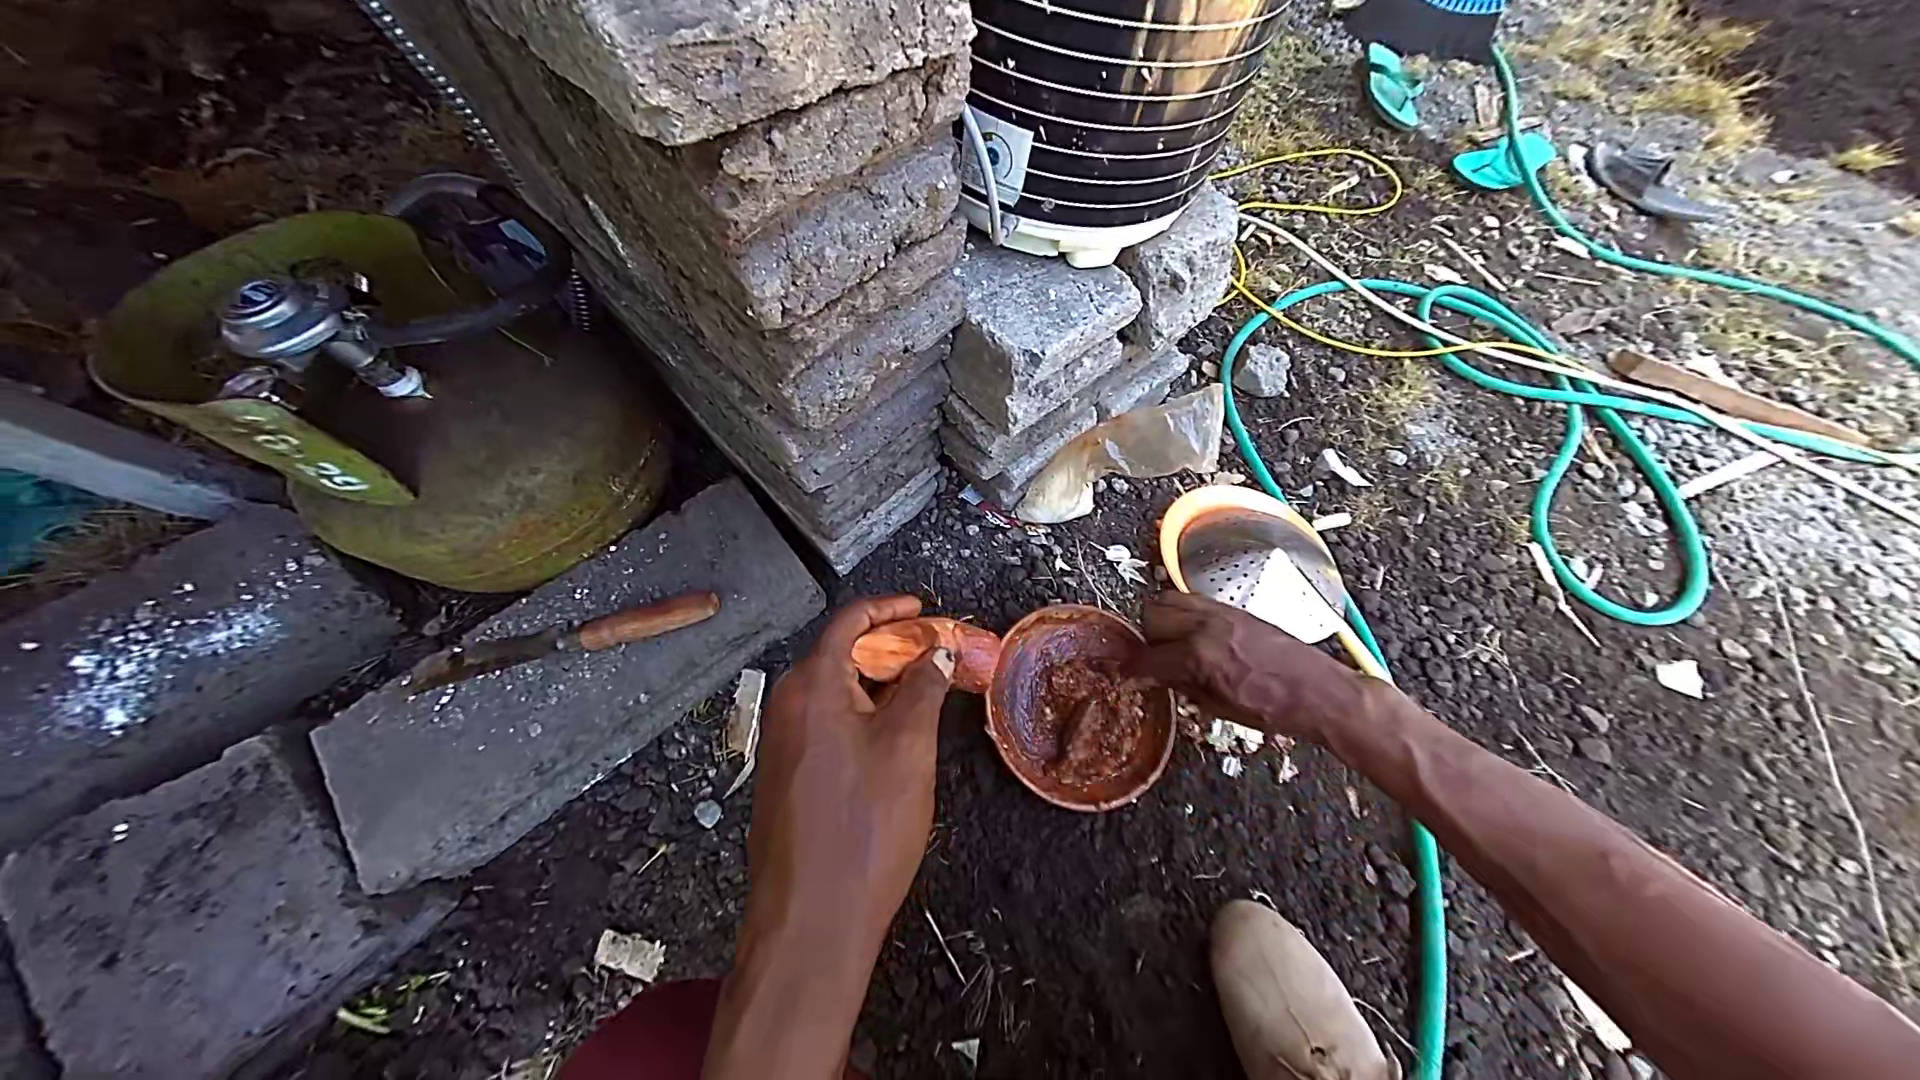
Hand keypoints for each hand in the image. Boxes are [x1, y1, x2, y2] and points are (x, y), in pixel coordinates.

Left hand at [707, 597, 952, 1079]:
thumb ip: (923, 686)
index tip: (923, 609)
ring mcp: (783, 741)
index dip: (890, 608)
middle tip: (937, 655)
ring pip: (838, 690)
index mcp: (811, 686)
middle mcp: (788, 704)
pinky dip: (864, 712)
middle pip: (842, 654)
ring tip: (925, 692)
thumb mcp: (908, 745)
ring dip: (881, 683)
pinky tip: (895, 733)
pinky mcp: (788, 773)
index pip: (849, 622)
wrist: (811, 921)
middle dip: (892, 648)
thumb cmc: (864, 825)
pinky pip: (828, 721)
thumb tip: (935, 651)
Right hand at [1131, 590, 1370, 741]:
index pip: (1148, 657)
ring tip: (1171, 642)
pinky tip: (1193, 635)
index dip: (1131, 669)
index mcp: (1200, 656)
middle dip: (1146, 636)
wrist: (1319, 692)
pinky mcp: (1233, 609)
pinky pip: (1193, 600)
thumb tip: (1157, 676)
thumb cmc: (1275, 708)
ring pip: (1169, 599)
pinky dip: (1184, 614)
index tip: (1125, 674)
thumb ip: (1181, 685)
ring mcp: (1220, 613)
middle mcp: (1205, 626)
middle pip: (1151, 614)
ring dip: (1162, 619)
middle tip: (1153, 656)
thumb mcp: (1218, 707)